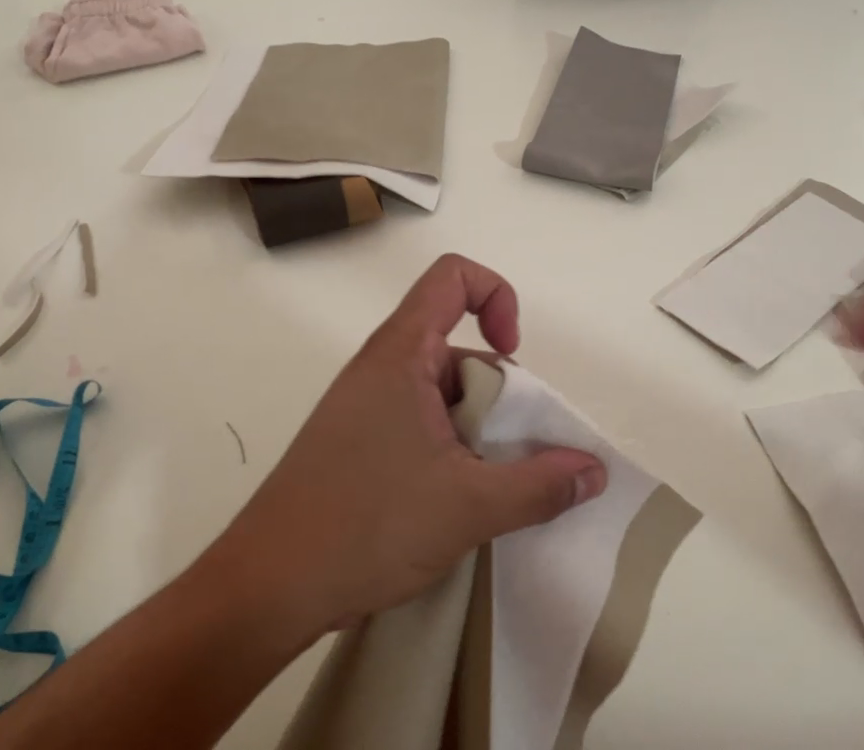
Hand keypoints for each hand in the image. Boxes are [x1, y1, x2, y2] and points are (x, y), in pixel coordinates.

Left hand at [207, 254, 605, 634]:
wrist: (270, 586)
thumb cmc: (367, 526)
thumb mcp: (469, 507)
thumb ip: (540, 486)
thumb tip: (593, 472)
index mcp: (400, 355)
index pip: (453, 279)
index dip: (497, 297)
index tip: (512, 354)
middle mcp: (380, 369)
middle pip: (455, 344)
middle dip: (499, 392)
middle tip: (513, 454)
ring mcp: (364, 409)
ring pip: (440, 393)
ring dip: (477, 431)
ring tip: (489, 490)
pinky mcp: (356, 445)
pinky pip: (419, 425)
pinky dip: (450, 450)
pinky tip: (458, 505)